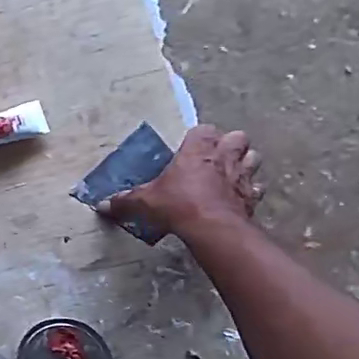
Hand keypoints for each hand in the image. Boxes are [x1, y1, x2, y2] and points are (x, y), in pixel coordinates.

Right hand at [100, 125, 263, 236]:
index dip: (198, 137)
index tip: (188, 148)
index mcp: (196, 152)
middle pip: (238, 137)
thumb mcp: (142, 202)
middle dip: (229, 145)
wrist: (213, 228)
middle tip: (213, 157)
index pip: (204, 130)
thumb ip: (123, 201)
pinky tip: (236, 198)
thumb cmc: (176, 204)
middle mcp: (224, 158)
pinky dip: (249, 191)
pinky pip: (256, 188)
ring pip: (254, 158)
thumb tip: (101, 206)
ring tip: (229, 173)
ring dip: (244, 163)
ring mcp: (243, 176)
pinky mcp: (253, 197)